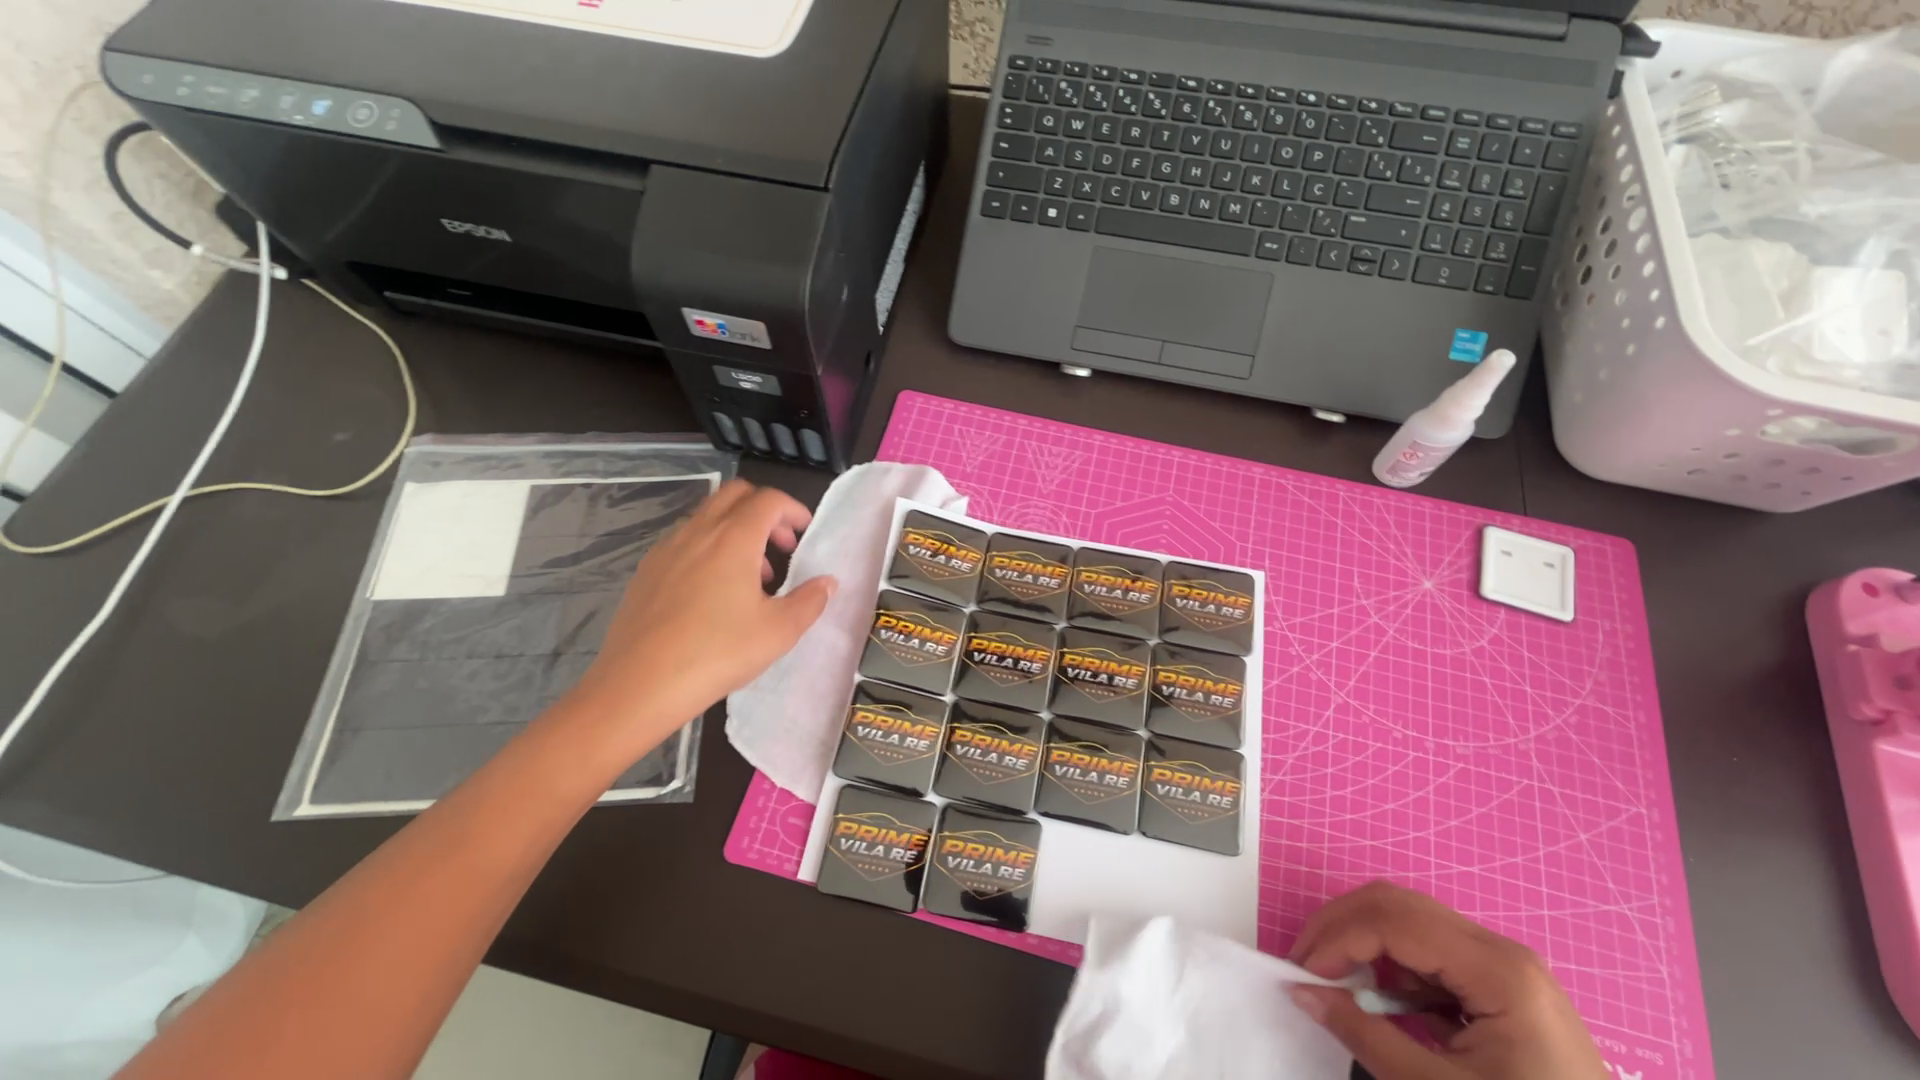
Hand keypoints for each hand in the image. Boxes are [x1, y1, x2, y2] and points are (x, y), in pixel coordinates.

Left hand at [553, 479, 834, 758]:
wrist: (640, 682)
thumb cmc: (718, 652)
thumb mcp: (778, 632)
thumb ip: (809, 601)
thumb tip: (827, 583)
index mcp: (733, 538)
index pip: (768, 499)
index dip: (793, 509)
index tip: (805, 533)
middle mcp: (698, 532)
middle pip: (734, 495)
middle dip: (764, 511)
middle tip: (781, 546)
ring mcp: (667, 549)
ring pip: (707, 518)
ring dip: (736, 532)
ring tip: (752, 578)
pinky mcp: (647, 571)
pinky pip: (685, 542)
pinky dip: (708, 550)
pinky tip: (713, 594)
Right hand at [1285, 883, 1607, 1079]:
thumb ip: (1366, 1036)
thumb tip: (1302, 992)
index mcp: (1497, 971)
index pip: (1394, 920)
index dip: (1338, 938)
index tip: (1303, 976)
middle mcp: (1502, 952)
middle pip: (1399, 905)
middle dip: (1341, 927)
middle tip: (1304, 966)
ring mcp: (1506, 966)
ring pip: (1412, 922)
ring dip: (1364, 943)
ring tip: (1335, 982)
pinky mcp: (1503, 986)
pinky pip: (1433, 953)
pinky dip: (1393, 966)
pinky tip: (1380, 1000)